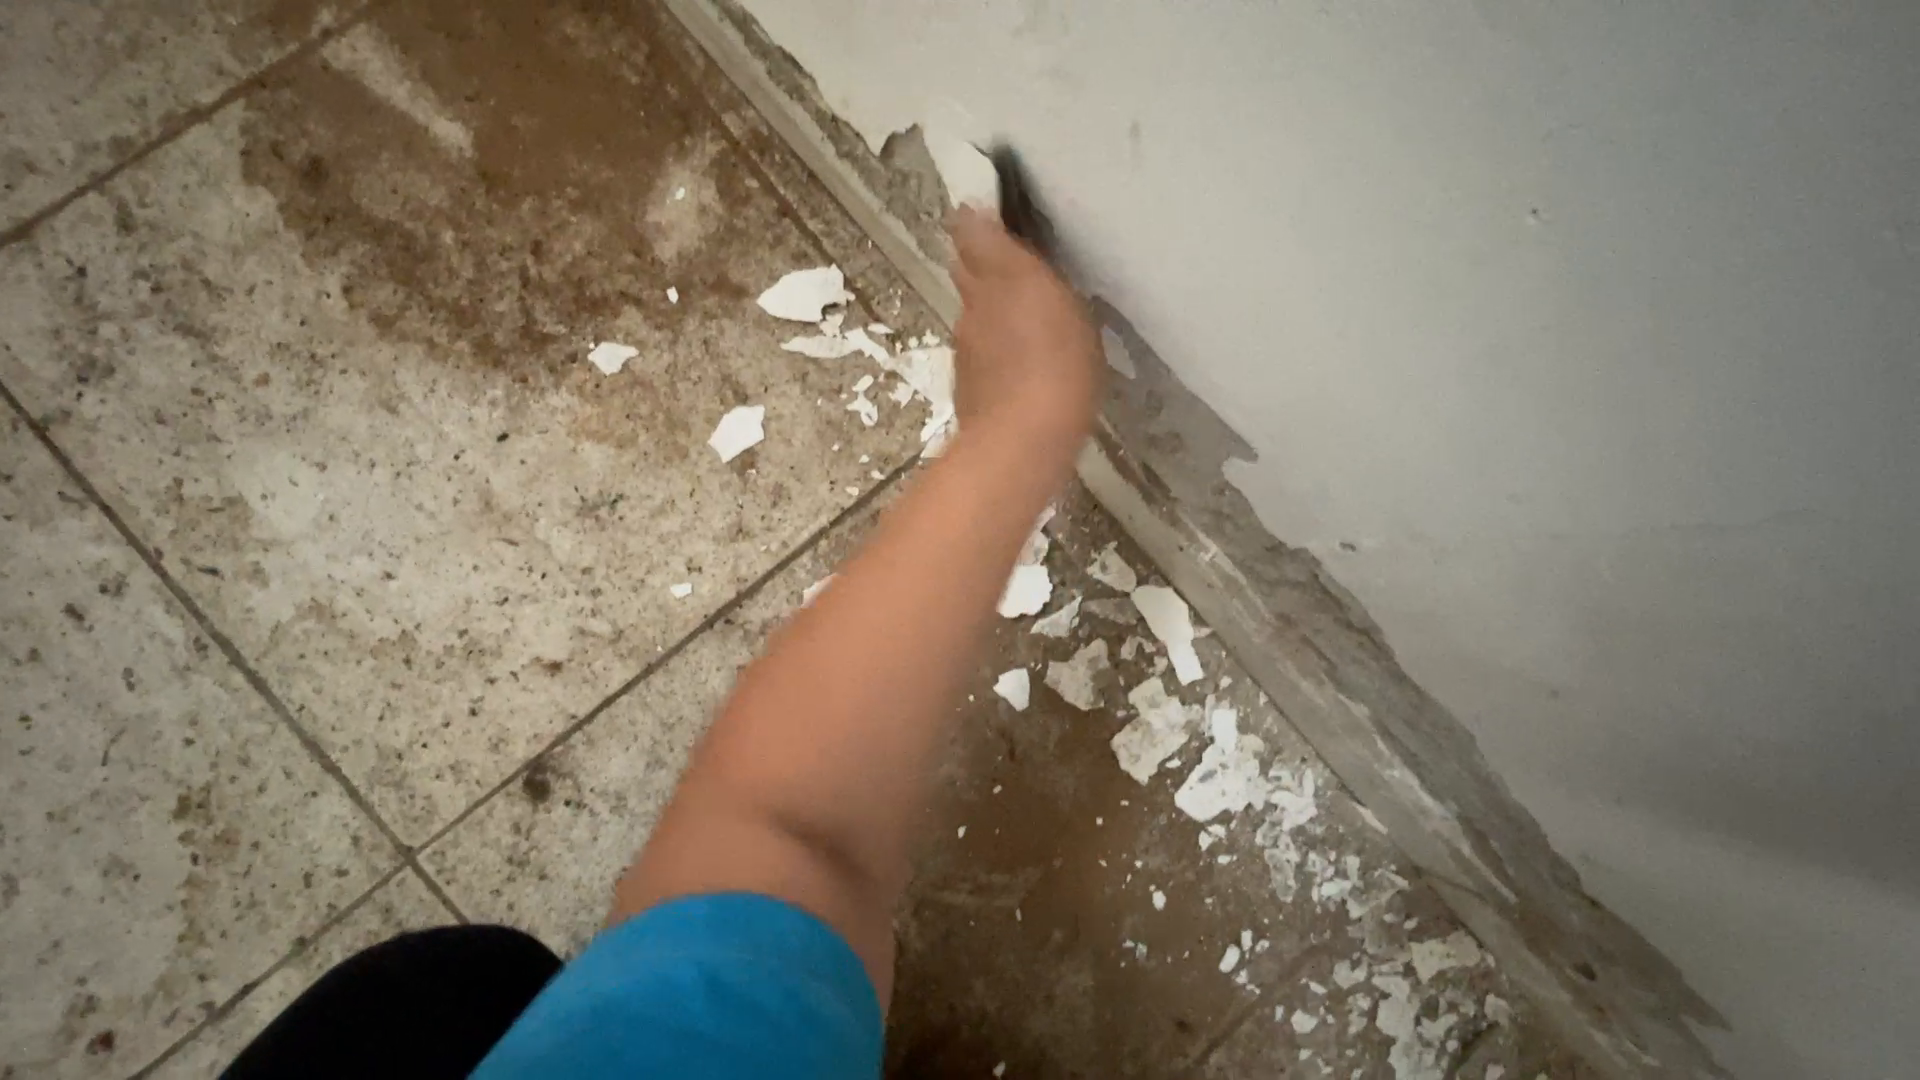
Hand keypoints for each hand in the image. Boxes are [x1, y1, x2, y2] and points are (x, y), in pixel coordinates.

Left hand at [947, 205, 1102, 459]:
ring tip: (1023, 324)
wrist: (1021, 440)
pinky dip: (992, 351)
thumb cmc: (1058, 367)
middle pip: (967, 272)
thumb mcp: (1065, 310)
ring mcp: (965, 347)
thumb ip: (1036, 276)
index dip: (975, 222)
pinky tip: (1017, 366)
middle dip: (982, 266)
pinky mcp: (965, 383)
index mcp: (1002, 275)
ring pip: (972, 314)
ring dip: (990, 312)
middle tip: (1013, 271)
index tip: (987, 217)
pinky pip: (978, 352)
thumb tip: (1002, 248)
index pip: (971, 231)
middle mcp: (974, 305)